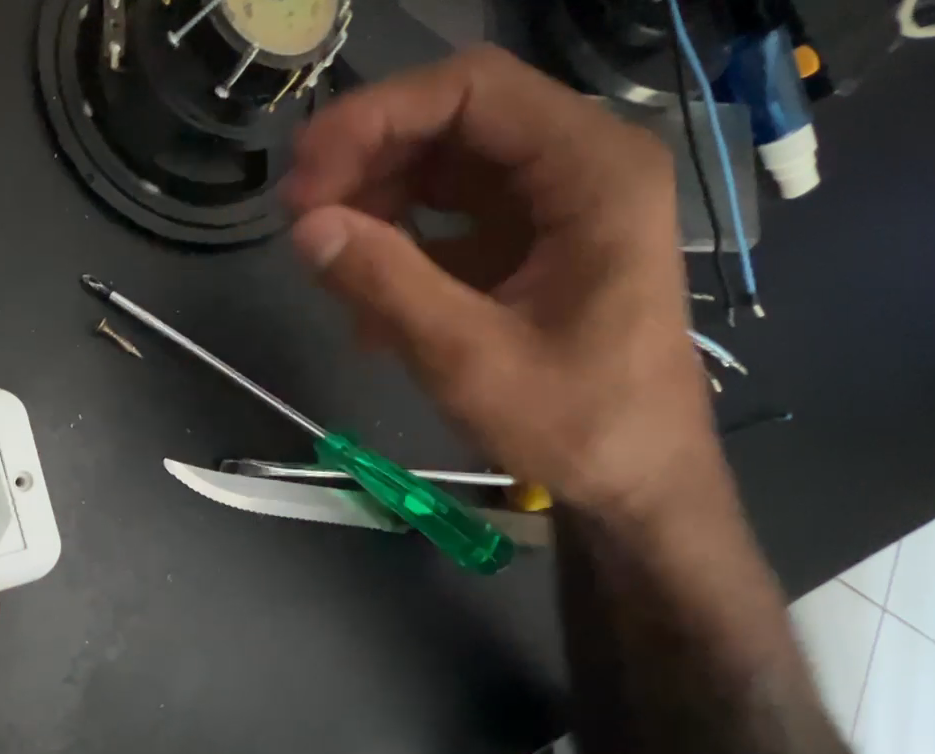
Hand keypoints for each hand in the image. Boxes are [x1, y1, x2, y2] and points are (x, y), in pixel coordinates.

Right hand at [282, 46, 724, 523]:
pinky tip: (368, 306)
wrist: (635, 480)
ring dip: (375, 206)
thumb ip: (386, 282)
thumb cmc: (575, 422)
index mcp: (593, 171)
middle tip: (298, 219)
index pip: (472, 93)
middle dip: (366, 161)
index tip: (304, 175)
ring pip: (444, 166)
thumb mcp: (467, 357)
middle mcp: (581, 166)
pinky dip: (399, 247)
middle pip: (454, 122)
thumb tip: (304, 229)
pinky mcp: (532, 243)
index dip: (375, 118)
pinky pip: (449, 217)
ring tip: (328, 268)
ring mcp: (556, 204)